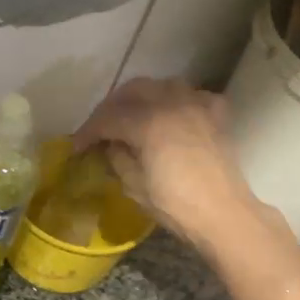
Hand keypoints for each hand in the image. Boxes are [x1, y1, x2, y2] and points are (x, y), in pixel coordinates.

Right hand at [73, 77, 288, 252]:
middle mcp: (174, 103)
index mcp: (149, 123)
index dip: (88, 131)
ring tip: (130, 118)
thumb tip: (110, 145)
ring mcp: (198, 104)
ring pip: (161, 86)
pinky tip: (167, 117)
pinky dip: (171, 102)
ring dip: (140, 98)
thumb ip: (117, 157)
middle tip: (100, 128)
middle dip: (111, 107)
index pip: (108, 118)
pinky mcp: (215, 112)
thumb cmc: (174, 205)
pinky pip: (188, 95)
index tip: (76, 147)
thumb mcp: (133, 185)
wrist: (222, 213)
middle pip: (133, 90)